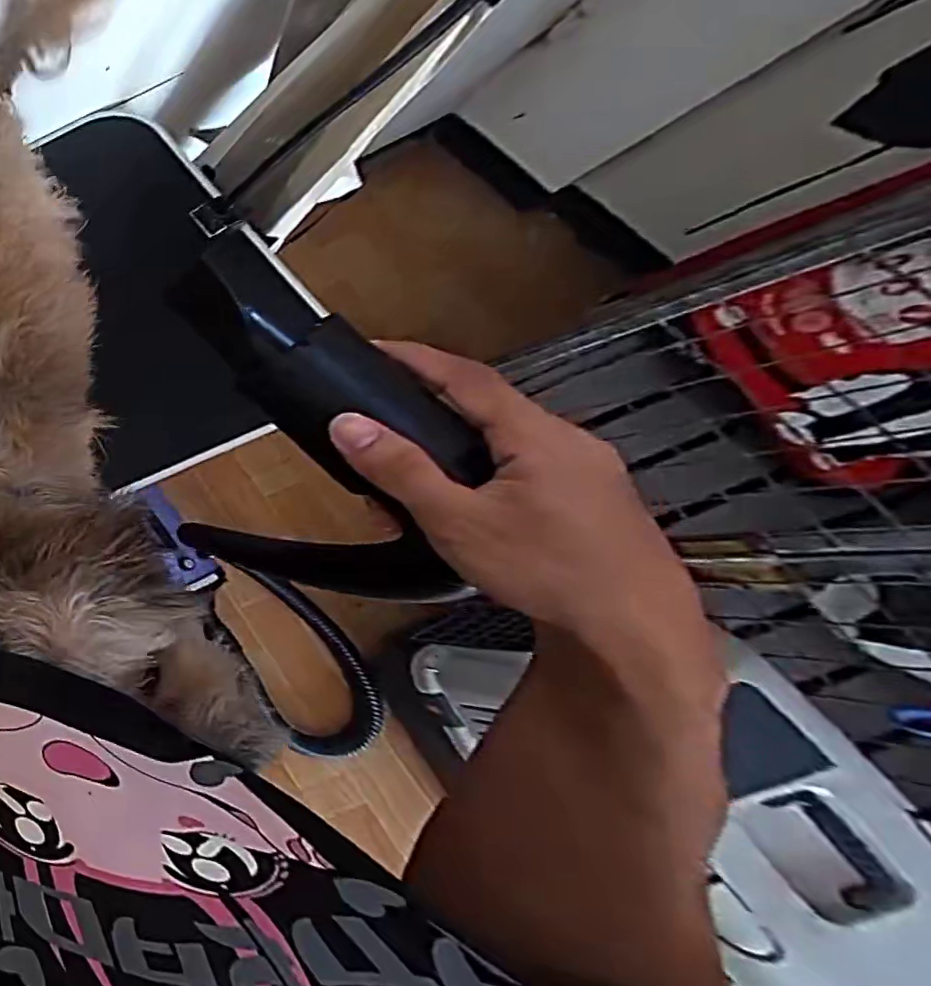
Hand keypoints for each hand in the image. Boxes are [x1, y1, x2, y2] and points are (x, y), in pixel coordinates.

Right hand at [328, 341, 701, 644]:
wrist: (634, 635)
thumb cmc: (552, 574)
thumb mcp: (455, 519)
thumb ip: (399, 469)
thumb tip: (351, 425)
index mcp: (537, 435)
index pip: (465, 375)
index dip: (416, 358)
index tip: (378, 350)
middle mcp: (567, 442)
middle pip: (480, 411)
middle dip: (422, 422)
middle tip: (380, 439)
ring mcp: (583, 471)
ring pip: (498, 444)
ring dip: (446, 459)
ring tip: (410, 496)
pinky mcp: (586, 499)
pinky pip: (519, 470)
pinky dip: (477, 478)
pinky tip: (459, 512)